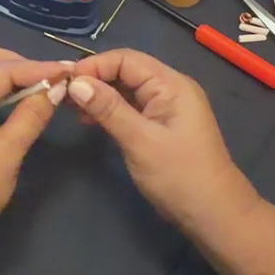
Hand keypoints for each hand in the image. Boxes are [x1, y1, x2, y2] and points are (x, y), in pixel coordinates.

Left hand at [0, 47, 72, 256]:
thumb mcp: (7, 154)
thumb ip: (31, 116)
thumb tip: (58, 89)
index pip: (0, 70)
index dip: (36, 68)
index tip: (68, 70)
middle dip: (19, 62)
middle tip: (50, 77)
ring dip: (9, 73)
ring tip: (41, 85)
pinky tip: (20, 97)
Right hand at [65, 49, 260, 234]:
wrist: (214, 215)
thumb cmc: (180, 176)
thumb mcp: (140, 140)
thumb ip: (108, 109)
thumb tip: (76, 83)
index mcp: (171, 84)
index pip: (126, 59)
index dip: (94, 66)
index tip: (64, 82)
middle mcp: (169, 88)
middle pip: (125, 70)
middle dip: (93, 78)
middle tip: (61, 94)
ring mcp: (165, 107)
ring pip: (125, 89)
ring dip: (98, 94)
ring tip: (69, 107)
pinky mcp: (159, 124)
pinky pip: (130, 106)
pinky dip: (108, 109)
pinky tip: (88, 120)